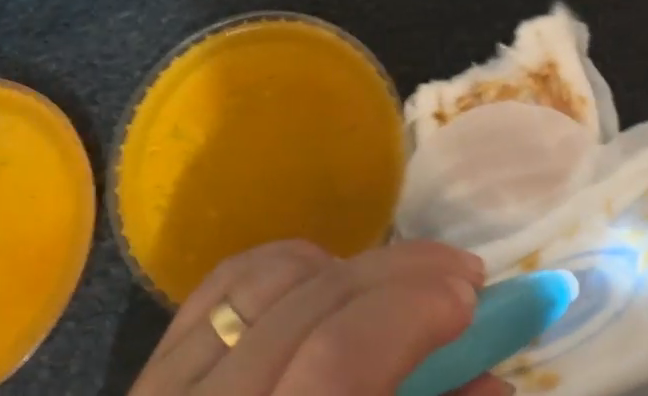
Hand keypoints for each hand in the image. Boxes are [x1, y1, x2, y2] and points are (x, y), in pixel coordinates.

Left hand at [129, 239, 501, 395]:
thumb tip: (495, 383)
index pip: (340, 359)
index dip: (411, 312)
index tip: (470, 297)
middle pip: (313, 305)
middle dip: (401, 274)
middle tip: (463, 274)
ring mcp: (166, 390)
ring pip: (269, 282)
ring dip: (351, 265)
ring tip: (403, 280)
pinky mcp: (151, 372)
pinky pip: (225, 284)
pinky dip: (286, 264)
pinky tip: (329, 272)